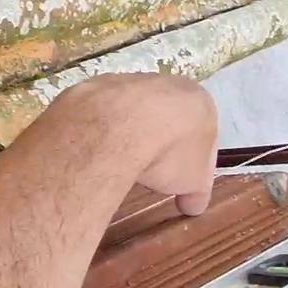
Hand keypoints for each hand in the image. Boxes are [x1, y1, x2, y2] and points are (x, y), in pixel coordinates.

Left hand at [33, 73, 219, 215]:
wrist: (115, 128)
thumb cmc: (168, 152)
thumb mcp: (193, 183)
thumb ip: (195, 193)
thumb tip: (191, 205)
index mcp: (195, 100)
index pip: (198, 130)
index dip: (189, 157)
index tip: (177, 178)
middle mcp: (161, 82)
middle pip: (161, 116)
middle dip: (155, 142)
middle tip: (146, 169)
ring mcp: (122, 81)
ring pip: (126, 111)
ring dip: (123, 134)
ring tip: (117, 163)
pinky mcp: (89, 87)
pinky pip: (96, 112)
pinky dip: (97, 129)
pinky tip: (94, 149)